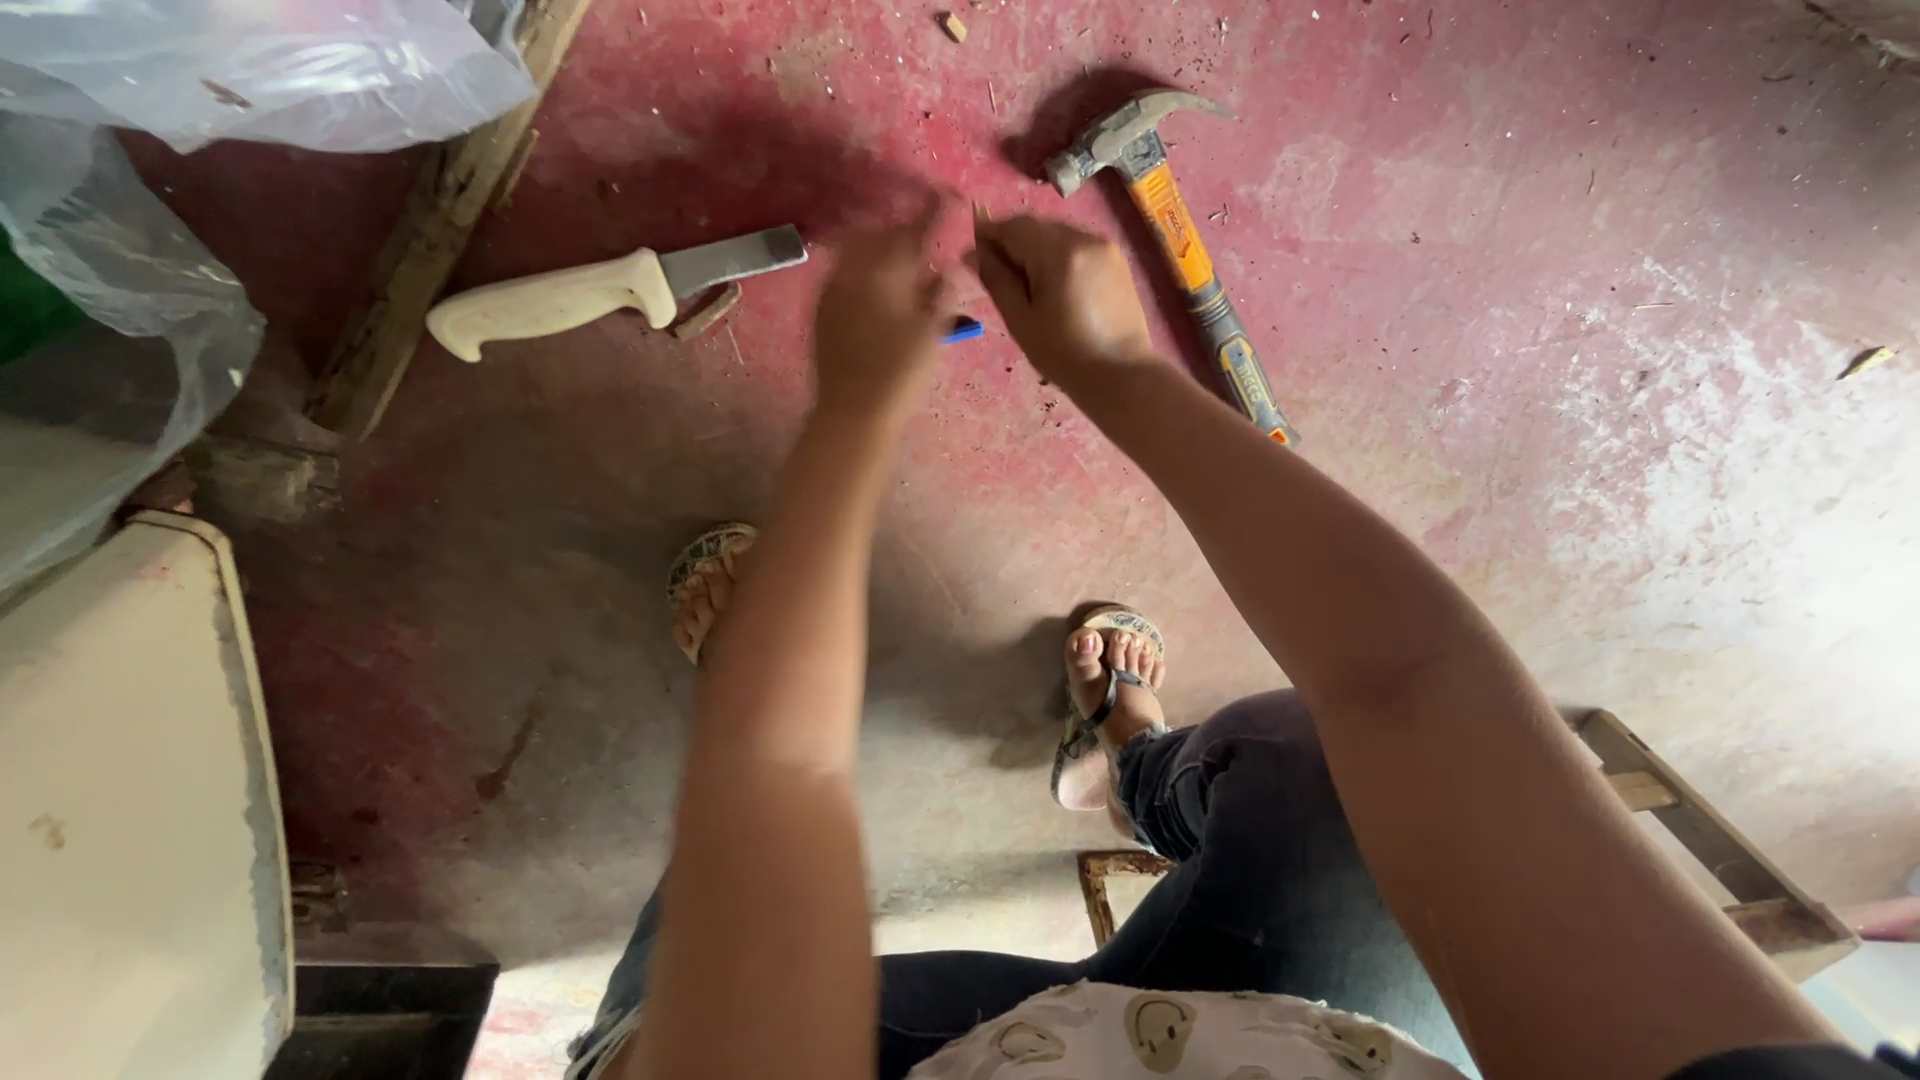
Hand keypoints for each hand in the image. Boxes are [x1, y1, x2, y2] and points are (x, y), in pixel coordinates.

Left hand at [812, 196, 954, 418]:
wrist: (852, 410)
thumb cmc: (900, 372)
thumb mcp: (932, 330)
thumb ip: (941, 291)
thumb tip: (945, 267)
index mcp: (884, 270)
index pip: (913, 230)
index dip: (932, 211)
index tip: (946, 195)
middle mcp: (852, 270)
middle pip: (878, 235)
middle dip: (901, 233)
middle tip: (921, 243)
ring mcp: (830, 289)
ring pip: (855, 253)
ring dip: (878, 251)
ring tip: (898, 267)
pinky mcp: (820, 311)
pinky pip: (841, 274)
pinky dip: (861, 272)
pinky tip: (875, 291)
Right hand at [970, 212, 1161, 389]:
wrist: (1121, 374)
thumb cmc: (1064, 355)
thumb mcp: (1021, 321)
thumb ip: (996, 280)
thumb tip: (973, 252)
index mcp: (1059, 253)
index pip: (1013, 227)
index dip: (988, 235)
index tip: (971, 253)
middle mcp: (1084, 238)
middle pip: (1036, 226)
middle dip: (1012, 242)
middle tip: (995, 272)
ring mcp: (1104, 246)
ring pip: (1057, 234)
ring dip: (1034, 248)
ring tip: (1024, 282)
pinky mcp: (1116, 259)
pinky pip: (1077, 245)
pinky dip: (1057, 255)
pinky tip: (1052, 283)